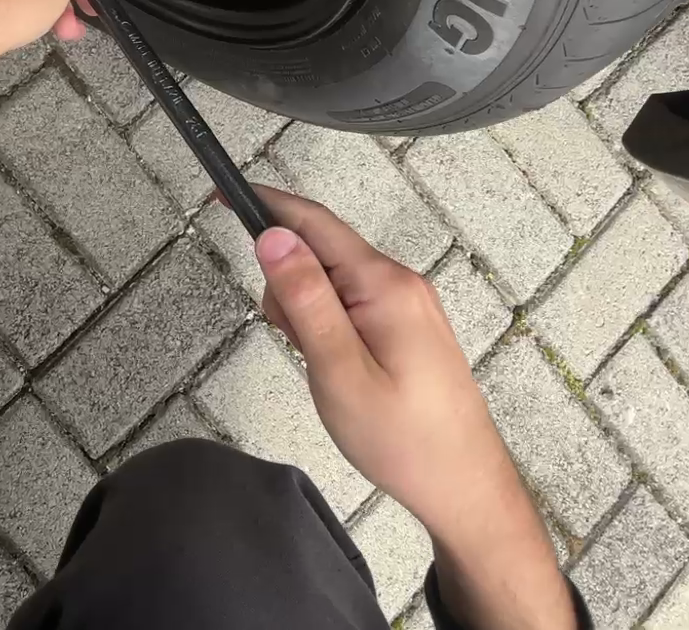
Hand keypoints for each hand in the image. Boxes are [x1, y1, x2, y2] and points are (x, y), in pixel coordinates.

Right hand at [251, 186, 574, 629]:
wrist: (466, 493)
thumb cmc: (400, 439)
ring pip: (329, 277)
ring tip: (320, 365)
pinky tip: (333, 363)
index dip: (264, 203)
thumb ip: (304, 298)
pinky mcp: (405, 323)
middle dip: (286, 282)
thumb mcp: (338, 369)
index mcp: (382, 283)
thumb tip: (272, 234)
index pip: (312, 221)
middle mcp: (397, 280)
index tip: (221, 195)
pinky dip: (324, 321)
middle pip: (318, 249)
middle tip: (292, 341)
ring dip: (305, 309)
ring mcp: (405, 301)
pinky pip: (347, 300)